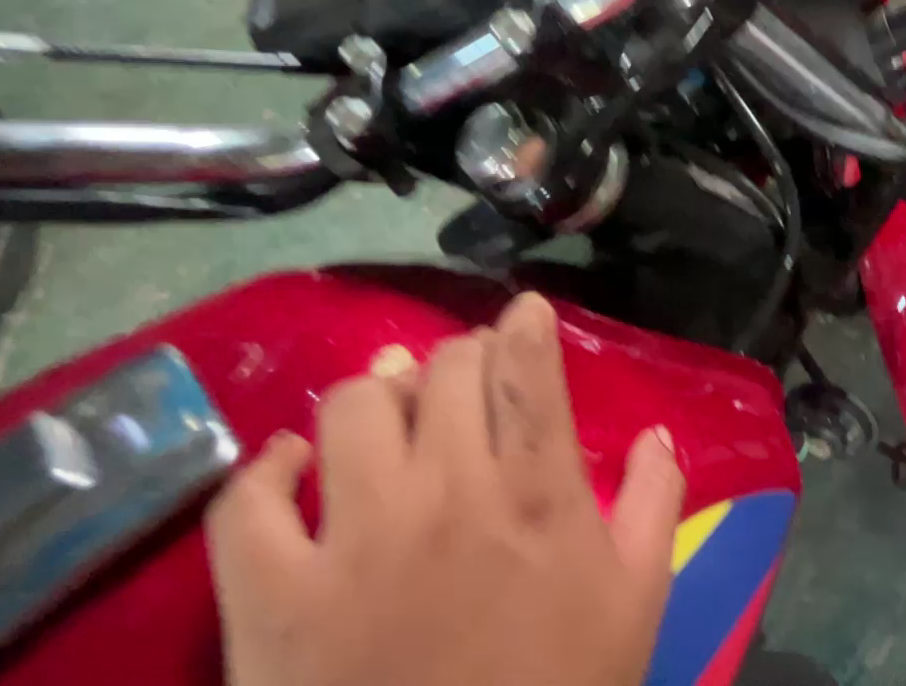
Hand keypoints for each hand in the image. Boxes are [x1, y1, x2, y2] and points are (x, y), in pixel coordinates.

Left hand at [205, 293, 686, 685]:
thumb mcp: (639, 597)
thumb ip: (655, 503)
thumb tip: (656, 434)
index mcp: (538, 494)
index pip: (528, 374)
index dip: (525, 327)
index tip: (523, 308)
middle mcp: (448, 494)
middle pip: (444, 373)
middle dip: (461, 354)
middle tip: (465, 371)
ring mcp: (355, 541)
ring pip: (353, 409)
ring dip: (378, 390)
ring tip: (389, 401)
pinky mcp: (273, 598)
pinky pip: (249, 501)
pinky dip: (266, 467)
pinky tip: (289, 460)